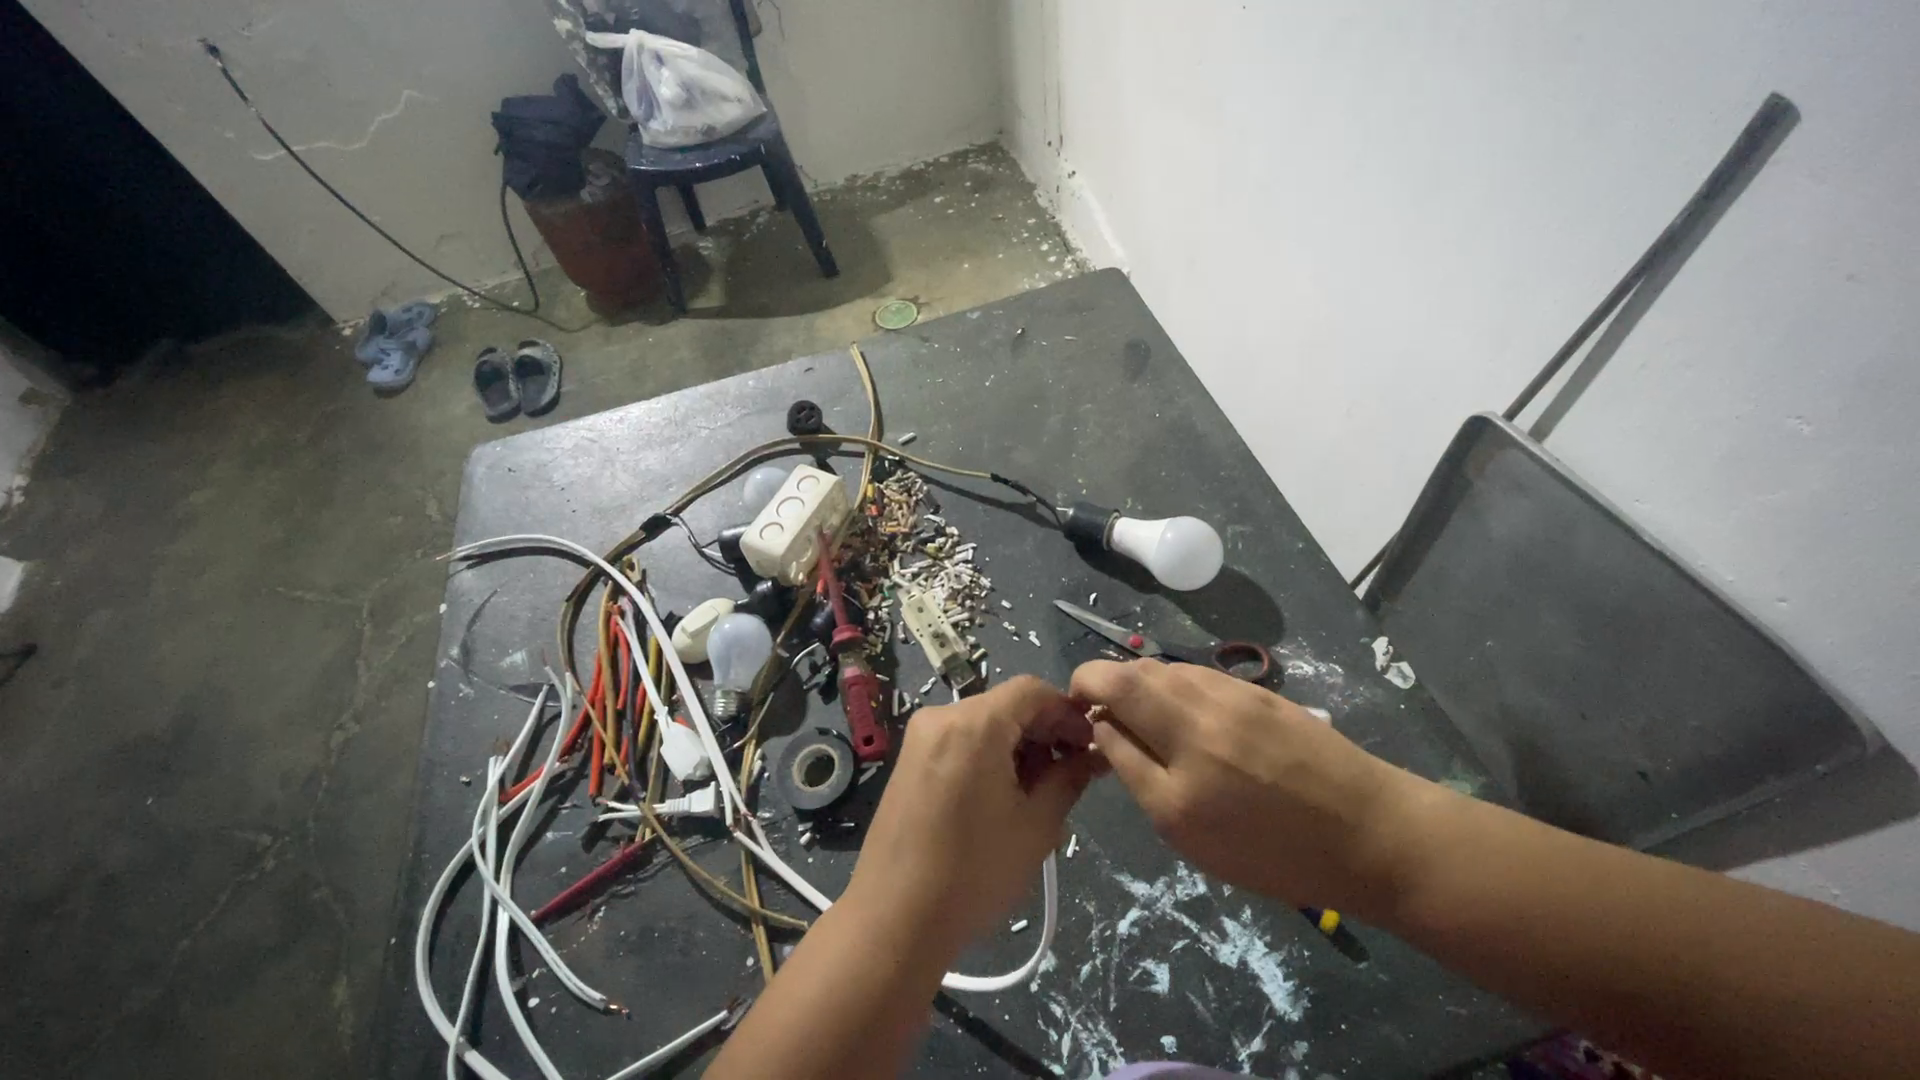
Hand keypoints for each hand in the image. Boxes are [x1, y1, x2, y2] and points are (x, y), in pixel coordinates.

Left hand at [842, 676, 1103, 952]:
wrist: (894, 919)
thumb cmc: (974, 873)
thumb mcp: (1036, 826)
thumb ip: (1068, 778)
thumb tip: (1092, 754)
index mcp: (974, 724)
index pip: (1032, 690)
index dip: (1068, 713)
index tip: (1089, 747)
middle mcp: (941, 717)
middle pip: (1006, 705)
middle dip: (1043, 732)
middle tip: (1069, 776)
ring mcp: (919, 738)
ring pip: (984, 724)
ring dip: (1017, 747)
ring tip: (1037, 796)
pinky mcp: (908, 761)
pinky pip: (960, 741)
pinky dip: (989, 756)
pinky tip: (1002, 799)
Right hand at [1071, 659, 1428, 915]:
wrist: (1371, 834)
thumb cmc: (1270, 848)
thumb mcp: (1184, 825)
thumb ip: (1133, 767)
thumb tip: (1101, 724)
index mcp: (1180, 732)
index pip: (1111, 683)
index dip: (1082, 688)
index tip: (1075, 712)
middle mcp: (1204, 697)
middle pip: (1137, 669)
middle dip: (1109, 686)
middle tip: (1107, 726)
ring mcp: (1237, 690)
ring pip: (1170, 671)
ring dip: (1144, 690)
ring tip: (1149, 730)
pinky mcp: (1263, 694)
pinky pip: (1202, 680)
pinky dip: (1179, 694)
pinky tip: (1191, 728)